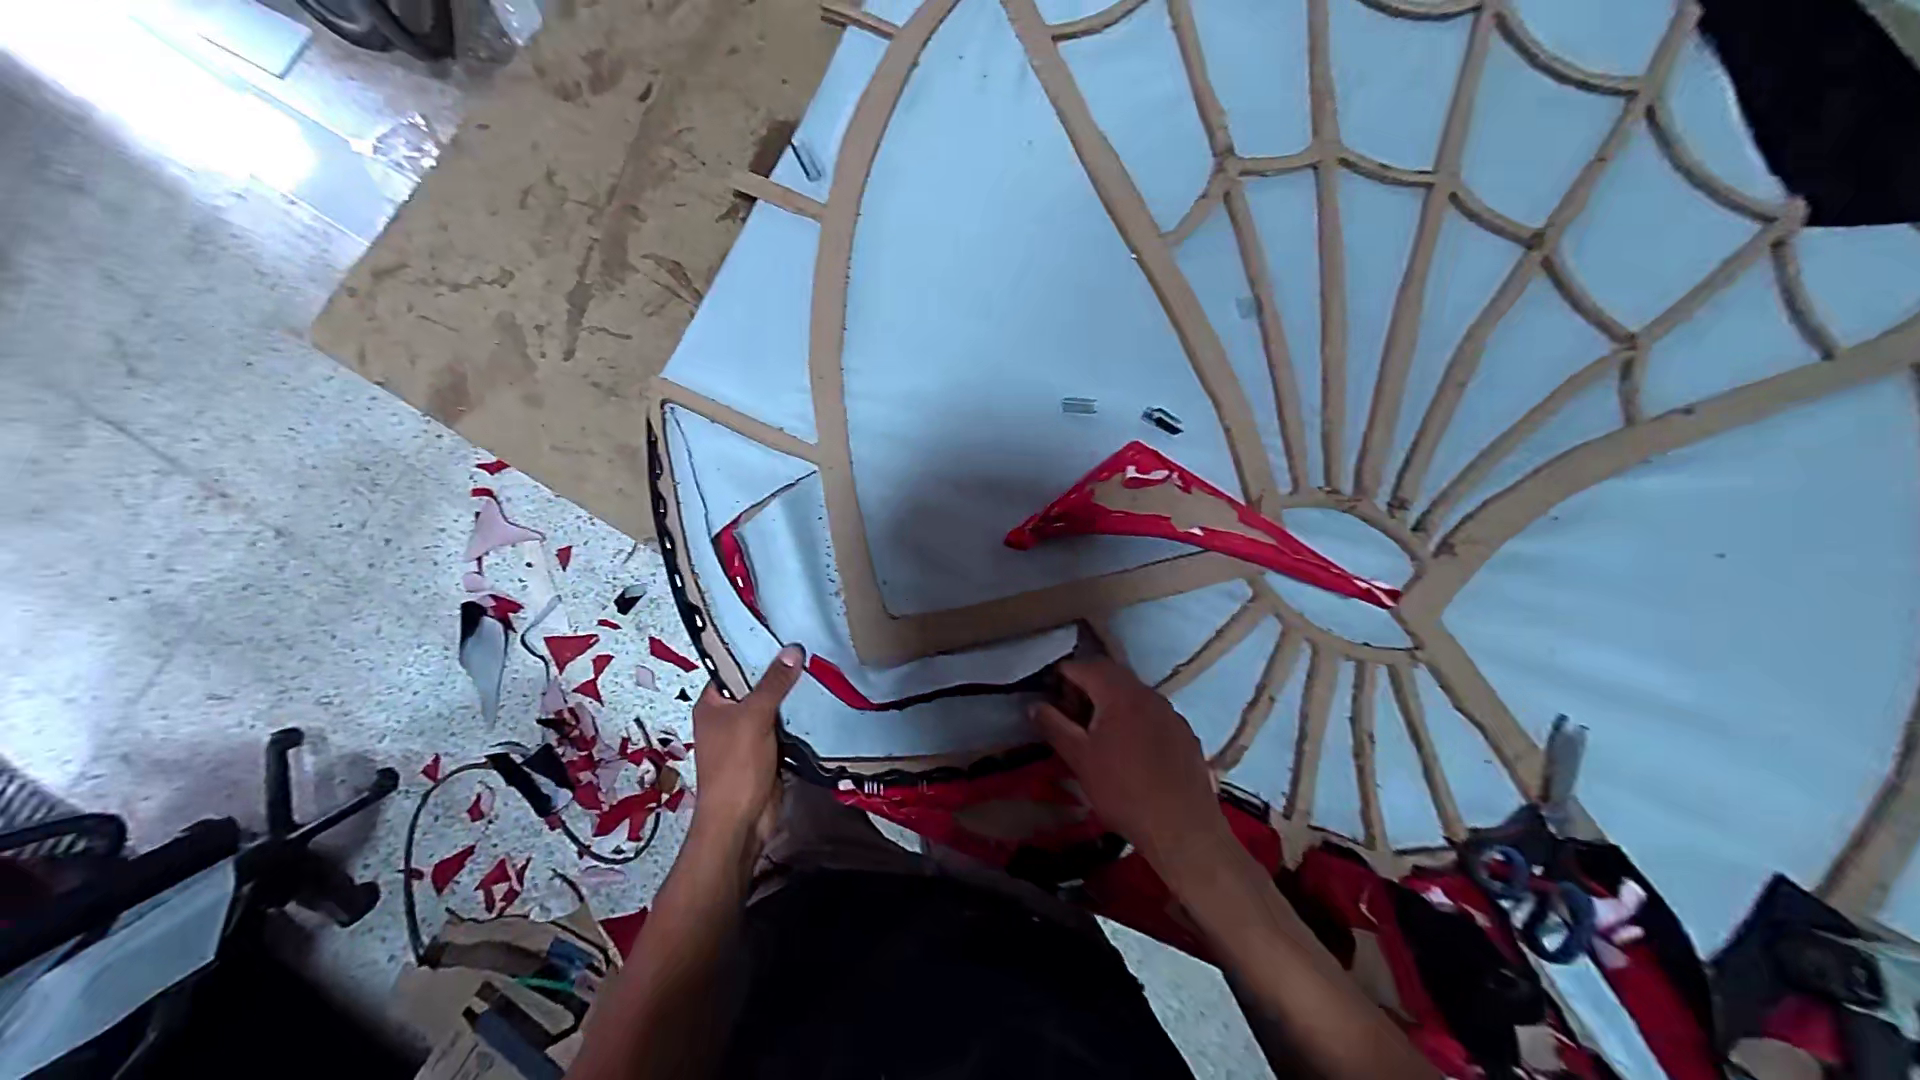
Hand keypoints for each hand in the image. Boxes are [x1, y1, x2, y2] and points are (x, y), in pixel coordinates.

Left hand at [690, 644, 803, 845]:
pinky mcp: (768, 751)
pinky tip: (822, 700)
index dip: (755, 651)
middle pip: (756, 686)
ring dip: (794, 696)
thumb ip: (774, 683)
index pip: (733, 668)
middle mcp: (728, 717)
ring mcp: (748, 735)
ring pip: (774, 707)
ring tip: (822, 667)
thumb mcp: (754, 717)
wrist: (741, 821)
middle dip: (781, 672)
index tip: (784, 634)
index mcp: (712, 705)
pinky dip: (800, 718)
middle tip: (812, 647)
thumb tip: (793, 649)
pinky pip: (785, 727)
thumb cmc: (736, 765)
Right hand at [1031, 656, 1229, 864]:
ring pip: (1134, 695)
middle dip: (1086, 686)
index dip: (1062, 674)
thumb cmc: (1123, 790)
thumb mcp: (1079, 758)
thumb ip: (1053, 726)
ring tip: (1097, 733)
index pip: (1085, 666)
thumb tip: (1033, 705)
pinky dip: (1134, 720)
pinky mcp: (1186, 735)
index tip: (1048, 693)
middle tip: (1069, 712)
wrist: (1182, 828)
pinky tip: (1130, 750)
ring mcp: (1172, 714)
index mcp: (1120, 694)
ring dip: (1111, 703)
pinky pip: (1152, 715)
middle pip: (1112, 676)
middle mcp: (1149, 694)